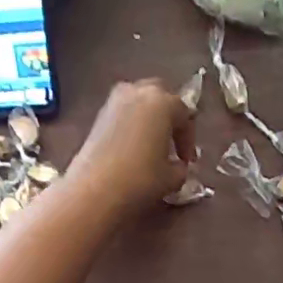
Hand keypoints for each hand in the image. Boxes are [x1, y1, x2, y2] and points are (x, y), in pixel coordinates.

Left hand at [64, 79, 196, 214]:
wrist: (93, 191)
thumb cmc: (139, 180)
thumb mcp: (171, 179)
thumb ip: (181, 168)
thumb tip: (179, 166)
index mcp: (164, 102)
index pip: (185, 115)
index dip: (189, 140)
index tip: (187, 162)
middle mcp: (139, 92)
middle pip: (162, 98)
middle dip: (170, 120)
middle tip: (172, 145)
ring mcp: (115, 101)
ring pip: (140, 103)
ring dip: (150, 121)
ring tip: (152, 147)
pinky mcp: (98, 115)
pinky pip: (124, 114)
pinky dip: (132, 126)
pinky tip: (133, 149)